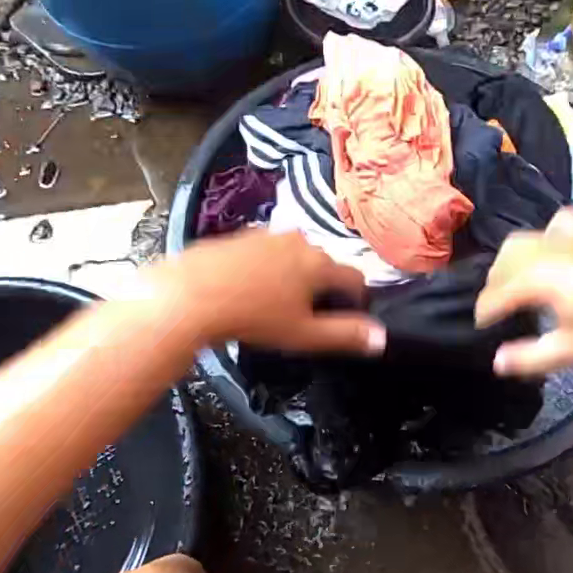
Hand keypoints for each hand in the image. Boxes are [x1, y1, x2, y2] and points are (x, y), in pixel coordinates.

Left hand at [143, 229, 386, 354]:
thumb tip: (381, 338)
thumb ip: (345, 334)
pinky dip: (266, 268)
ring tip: (275, 303)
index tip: (349, 314)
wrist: (190, 295)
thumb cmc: (252, 317)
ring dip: (293, 275)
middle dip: (322, 286)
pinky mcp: (241, 236)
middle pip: (323, 264)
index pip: (355, 277)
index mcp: (319, 262)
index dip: (357, 298)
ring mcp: (267, 234)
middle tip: (307, 314)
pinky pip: (266, 253)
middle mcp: (298, 240)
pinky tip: (249, 289)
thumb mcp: (303, 334)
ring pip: (294, 256)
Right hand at [475, 210, 572, 375]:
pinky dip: (543, 242)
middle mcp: (543, 249)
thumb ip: (532, 357)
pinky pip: (552, 228)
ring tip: (519, 280)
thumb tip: (497, 363)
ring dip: (512, 261)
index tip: (482, 328)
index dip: (484, 314)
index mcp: (534, 278)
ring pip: (522, 241)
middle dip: (494, 285)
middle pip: (502, 263)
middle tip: (499, 307)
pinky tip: (558, 253)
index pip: (493, 296)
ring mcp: (568, 233)